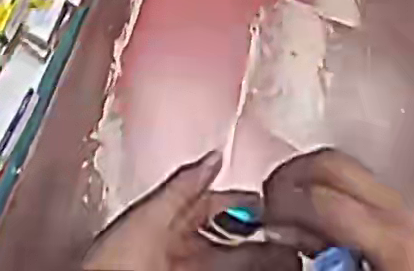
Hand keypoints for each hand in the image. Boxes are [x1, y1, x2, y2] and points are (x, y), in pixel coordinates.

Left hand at [82, 150, 299, 270]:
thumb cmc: (113, 258)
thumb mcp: (149, 214)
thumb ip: (183, 185)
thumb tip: (214, 154)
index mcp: (168, 219)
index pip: (215, 204)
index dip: (245, 202)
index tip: (278, 200)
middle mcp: (180, 245)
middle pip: (231, 239)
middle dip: (264, 236)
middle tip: (299, 236)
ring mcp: (185, 267)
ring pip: (234, 263)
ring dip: (265, 259)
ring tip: (298, 257)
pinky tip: (275, 269)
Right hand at [261, 149, 413, 270]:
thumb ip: (323, 259)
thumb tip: (286, 233)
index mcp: (394, 233)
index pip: (320, 197)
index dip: (282, 204)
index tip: (263, 218)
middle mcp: (405, 208)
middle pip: (331, 163)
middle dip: (292, 176)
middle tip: (270, 201)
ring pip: (347, 166)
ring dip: (313, 179)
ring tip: (296, 212)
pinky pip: (364, 184)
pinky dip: (335, 190)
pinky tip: (327, 220)